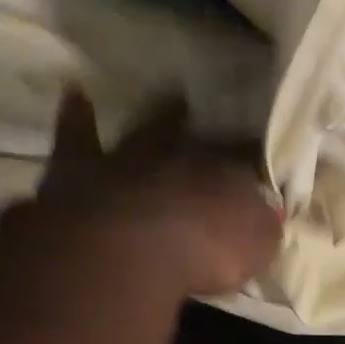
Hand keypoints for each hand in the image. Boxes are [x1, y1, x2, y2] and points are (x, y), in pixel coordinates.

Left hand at [0, 89, 282, 297]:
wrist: (128, 249)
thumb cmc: (208, 250)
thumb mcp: (258, 245)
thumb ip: (264, 223)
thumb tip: (267, 209)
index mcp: (228, 176)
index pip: (250, 164)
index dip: (259, 164)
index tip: (268, 163)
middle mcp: (180, 157)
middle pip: (201, 144)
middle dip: (214, 139)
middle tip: (226, 129)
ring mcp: (130, 160)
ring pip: (149, 132)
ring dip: (161, 118)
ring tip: (174, 100)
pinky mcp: (79, 168)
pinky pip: (78, 136)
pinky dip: (77, 116)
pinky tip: (77, 93)